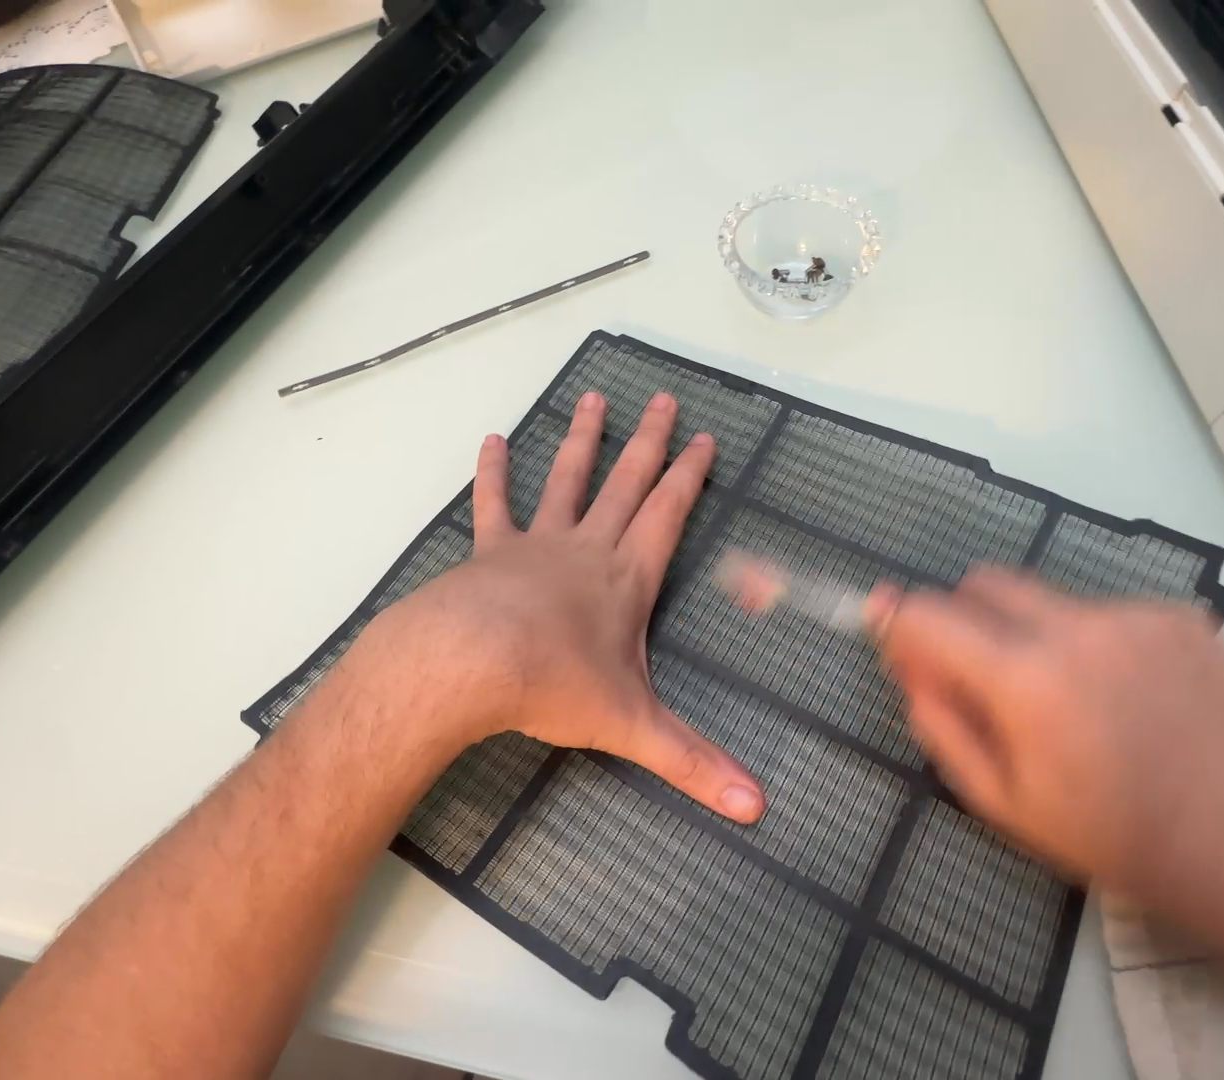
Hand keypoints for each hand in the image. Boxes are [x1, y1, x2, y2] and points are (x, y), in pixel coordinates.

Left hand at [350, 390, 764, 822]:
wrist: (467, 665)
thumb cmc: (554, 686)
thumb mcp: (633, 727)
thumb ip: (694, 763)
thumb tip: (757, 808)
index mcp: (628, 577)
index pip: (669, 514)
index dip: (689, 475)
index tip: (703, 437)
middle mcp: (588, 547)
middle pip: (627, 483)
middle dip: (649, 441)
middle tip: (662, 397)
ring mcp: (537, 543)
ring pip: (568, 479)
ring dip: (585, 440)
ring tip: (594, 398)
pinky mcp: (491, 551)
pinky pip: (495, 504)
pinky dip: (495, 473)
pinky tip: (493, 442)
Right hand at [870, 569, 1223, 904]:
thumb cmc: (1118, 838)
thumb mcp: (1005, 802)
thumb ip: (942, 725)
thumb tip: (909, 668)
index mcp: (1026, 679)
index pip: (929, 615)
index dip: (896, 617)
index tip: (883, 621)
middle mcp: (1078, 628)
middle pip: (984, 583)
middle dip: (962, 616)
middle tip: (979, 672)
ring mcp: (1137, 616)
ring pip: (1047, 599)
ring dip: (1031, 633)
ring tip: (1074, 698)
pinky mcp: (1183, 617)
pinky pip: (1106, 613)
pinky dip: (1093, 642)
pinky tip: (1131, 695)